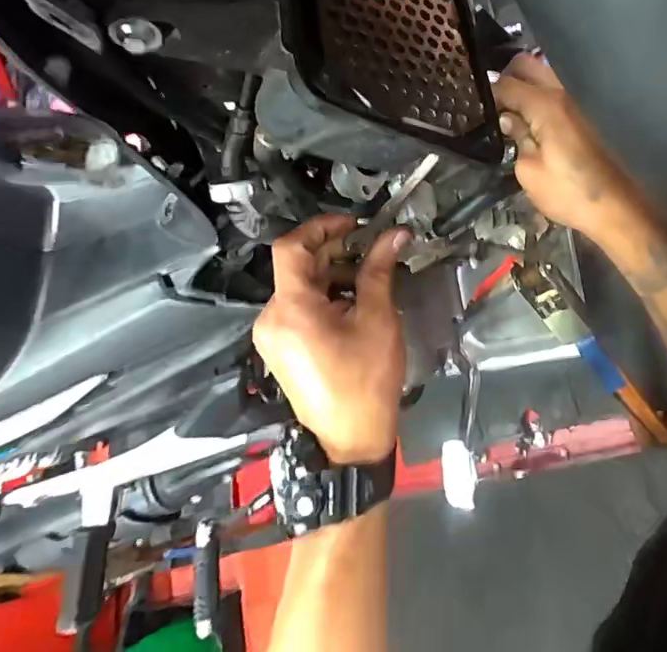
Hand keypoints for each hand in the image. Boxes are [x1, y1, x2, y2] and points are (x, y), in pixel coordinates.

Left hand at [253, 215, 410, 464]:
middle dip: (336, 251)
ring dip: (334, 274)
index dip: (321, 227)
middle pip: (298, 266)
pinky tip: (356, 300)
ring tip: (371, 275)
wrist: (350, 441)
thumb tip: (395, 234)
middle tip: (372, 247)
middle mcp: (272, 318)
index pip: (291, 247)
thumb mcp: (376, 318)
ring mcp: (273, 335)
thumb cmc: (365, 380)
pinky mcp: (281, 348)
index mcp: (290, 308)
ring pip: (301, 287)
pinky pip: (300, 307)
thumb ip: (379, 269)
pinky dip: (326, 296)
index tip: (354, 224)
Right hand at [491, 54, 656, 245]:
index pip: (506, 83)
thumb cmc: (570, 193)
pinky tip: (534, 117)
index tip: (476, 104)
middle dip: (507, 76)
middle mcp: (563, 92)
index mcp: (545, 105)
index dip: (487, 92)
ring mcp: (579, 99)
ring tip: (513, 109)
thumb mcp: (530, 171)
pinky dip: (542, 95)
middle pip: (527, 64)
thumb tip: (508, 119)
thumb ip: (516, 138)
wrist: (617, 208)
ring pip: (545, 73)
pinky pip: (559, 90)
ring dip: (527, 83)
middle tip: (495, 101)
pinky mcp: (588, 111)